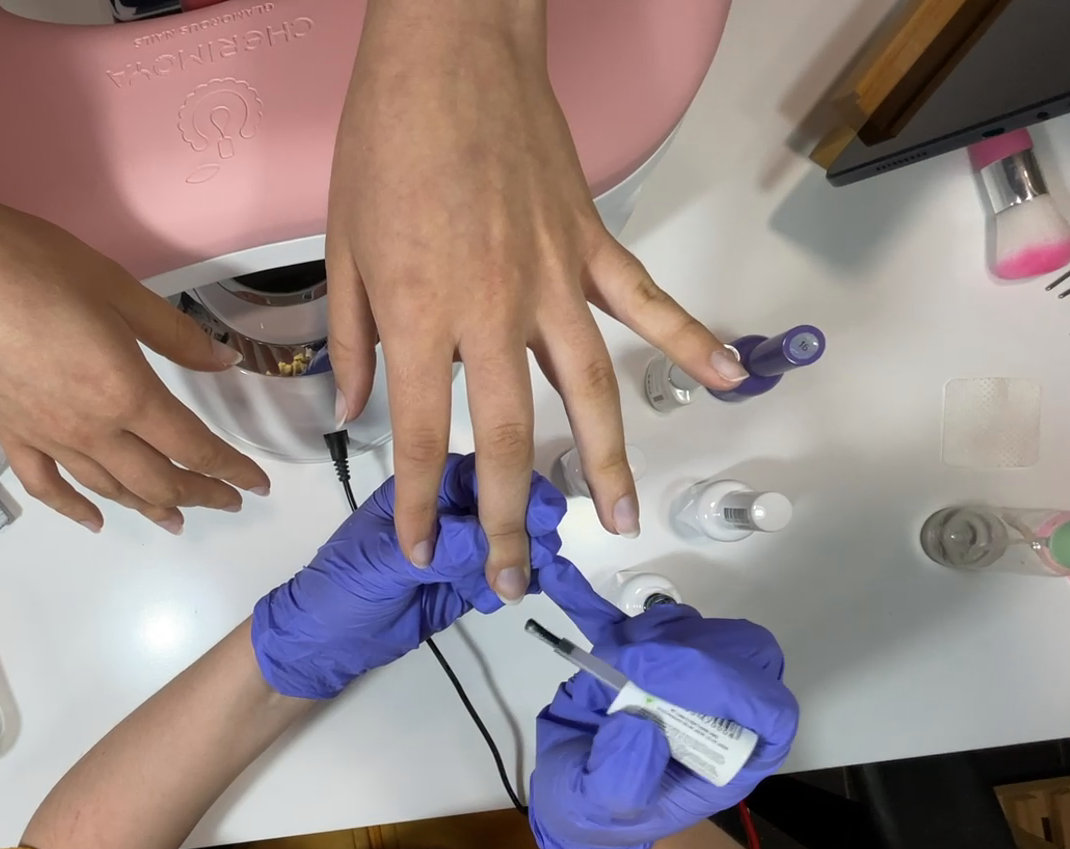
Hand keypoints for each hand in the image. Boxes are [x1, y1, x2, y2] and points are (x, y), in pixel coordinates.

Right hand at [0, 178, 270, 533]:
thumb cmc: (27, 263)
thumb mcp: (116, 289)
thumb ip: (176, 335)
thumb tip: (225, 363)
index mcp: (126, 394)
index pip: (193, 446)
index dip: (230, 470)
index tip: (257, 486)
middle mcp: (90, 430)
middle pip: (157, 479)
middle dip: (199, 494)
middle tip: (226, 503)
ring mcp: (44, 438)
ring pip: (109, 489)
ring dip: (148, 507)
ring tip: (175, 520)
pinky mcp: (6, 433)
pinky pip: (47, 486)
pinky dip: (74, 509)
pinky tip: (94, 521)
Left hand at [252, 454, 569, 698]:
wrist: (325, 644)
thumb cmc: (339, 591)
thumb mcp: (381, 566)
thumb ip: (434, 551)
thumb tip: (487, 536)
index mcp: (416, 493)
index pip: (471, 477)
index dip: (509, 487)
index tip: (542, 509)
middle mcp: (442, 516)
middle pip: (498, 507)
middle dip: (526, 524)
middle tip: (548, 547)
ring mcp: (456, 552)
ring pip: (505, 544)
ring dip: (527, 557)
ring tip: (540, 575)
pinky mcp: (463, 586)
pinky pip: (498, 579)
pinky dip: (514, 584)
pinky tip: (521, 592)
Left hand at [326, 0, 743, 597]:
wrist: (448, 52)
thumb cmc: (382, 149)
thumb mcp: (343, 252)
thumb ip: (352, 342)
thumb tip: (353, 409)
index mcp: (419, 317)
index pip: (415, 435)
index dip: (416, 502)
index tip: (422, 551)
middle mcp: (492, 313)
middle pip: (507, 436)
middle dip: (509, 515)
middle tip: (514, 575)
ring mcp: (552, 279)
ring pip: (587, 388)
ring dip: (603, 461)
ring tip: (616, 519)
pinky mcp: (591, 243)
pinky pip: (646, 300)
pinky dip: (689, 338)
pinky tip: (726, 376)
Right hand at [526, 575, 799, 848]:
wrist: (574, 803)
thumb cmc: (597, 816)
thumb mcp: (603, 813)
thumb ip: (623, 780)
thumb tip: (640, 719)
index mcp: (729, 756)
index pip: (766, 709)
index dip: (725, 684)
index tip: (653, 675)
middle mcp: (714, 710)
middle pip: (742, 655)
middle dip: (693, 650)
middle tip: (631, 660)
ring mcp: (674, 678)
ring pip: (692, 629)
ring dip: (651, 631)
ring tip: (606, 653)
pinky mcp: (632, 658)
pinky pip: (623, 621)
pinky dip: (591, 601)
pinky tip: (557, 579)